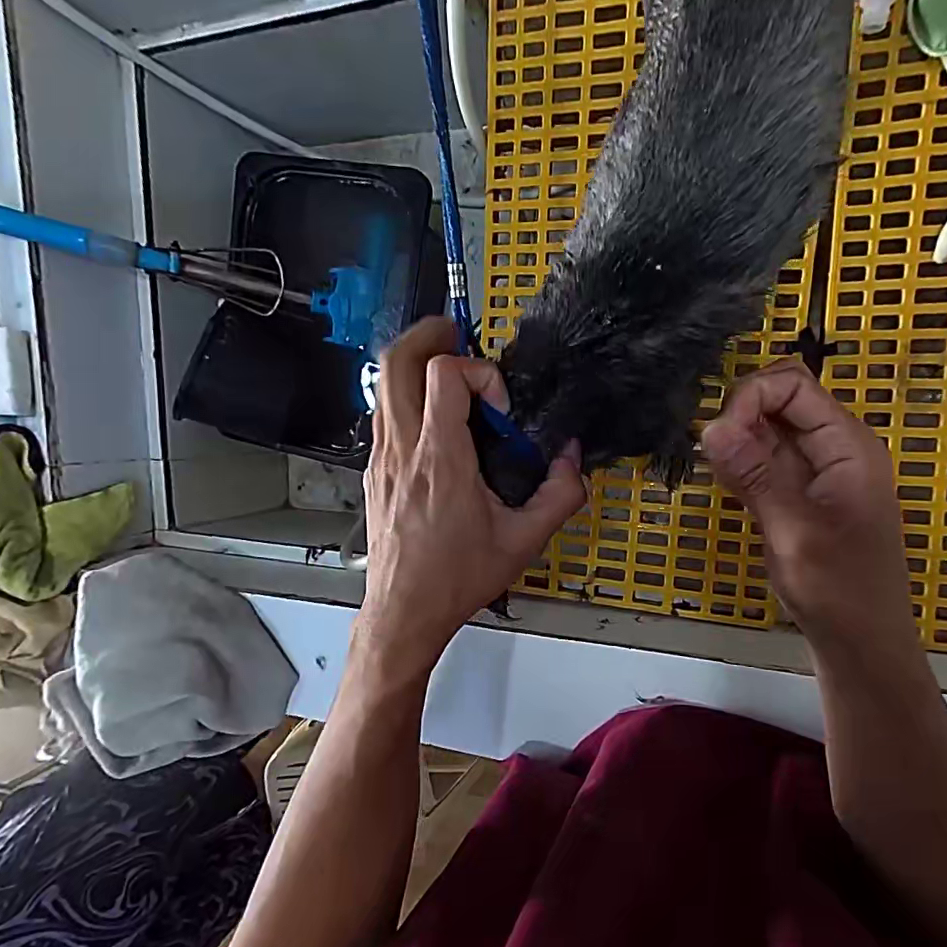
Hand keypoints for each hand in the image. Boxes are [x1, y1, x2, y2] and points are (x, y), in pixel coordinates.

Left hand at [355, 318, 586, 667]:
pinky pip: (382, 414)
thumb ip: (560, 495)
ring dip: (413, 364)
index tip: (499, 408)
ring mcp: (381, 459)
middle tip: (456, 333)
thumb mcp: (524, 541)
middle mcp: (402, 449)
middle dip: (426, 335)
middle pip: (395, 363)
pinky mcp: (373, 473)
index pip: (445, 375)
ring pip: (382, 385)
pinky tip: (433, 420)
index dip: (479, 373)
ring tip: (447, 369)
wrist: (403, 612)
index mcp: (441, 459)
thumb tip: (572, 459)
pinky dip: (405, 396)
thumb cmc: (457, 578)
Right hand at [701, 359, 910, 642]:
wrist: (861, 643)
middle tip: (716, 456)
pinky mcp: (799, 490)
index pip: (792, 385)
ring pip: (768, 426)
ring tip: (721, 475)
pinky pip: (764, 456)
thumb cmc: (838, 592)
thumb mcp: (793, 533)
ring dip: (737, 439)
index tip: (718, 438)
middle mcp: (834, 447)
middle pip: (780, 396)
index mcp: (847, 446)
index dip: (750, 398)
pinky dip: (740, 462)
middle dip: (740, 413)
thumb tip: (711, 425)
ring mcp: (817, 469)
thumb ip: (754, 476)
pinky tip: (729, 484)